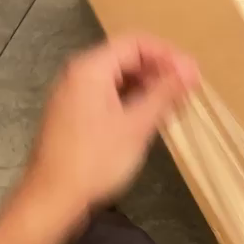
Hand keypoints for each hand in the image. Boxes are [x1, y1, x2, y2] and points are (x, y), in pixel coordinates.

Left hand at [19, 34, 199, 214]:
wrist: (51, 200)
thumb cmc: (95, 160)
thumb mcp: (137, 125)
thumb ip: (164, 93)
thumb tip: (190, 69)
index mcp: (91, 68)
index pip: (136, 42)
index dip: (168, 54)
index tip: (192, 75)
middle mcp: (78, 74)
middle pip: (126, 57)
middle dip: (159, 70)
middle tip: (187, 91)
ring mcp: (73, 94)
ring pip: (117, 78)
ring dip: (147, 87)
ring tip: (174, 106)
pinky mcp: (73, 114)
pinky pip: (107, 95)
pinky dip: (131, 101)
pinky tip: (149, 119)